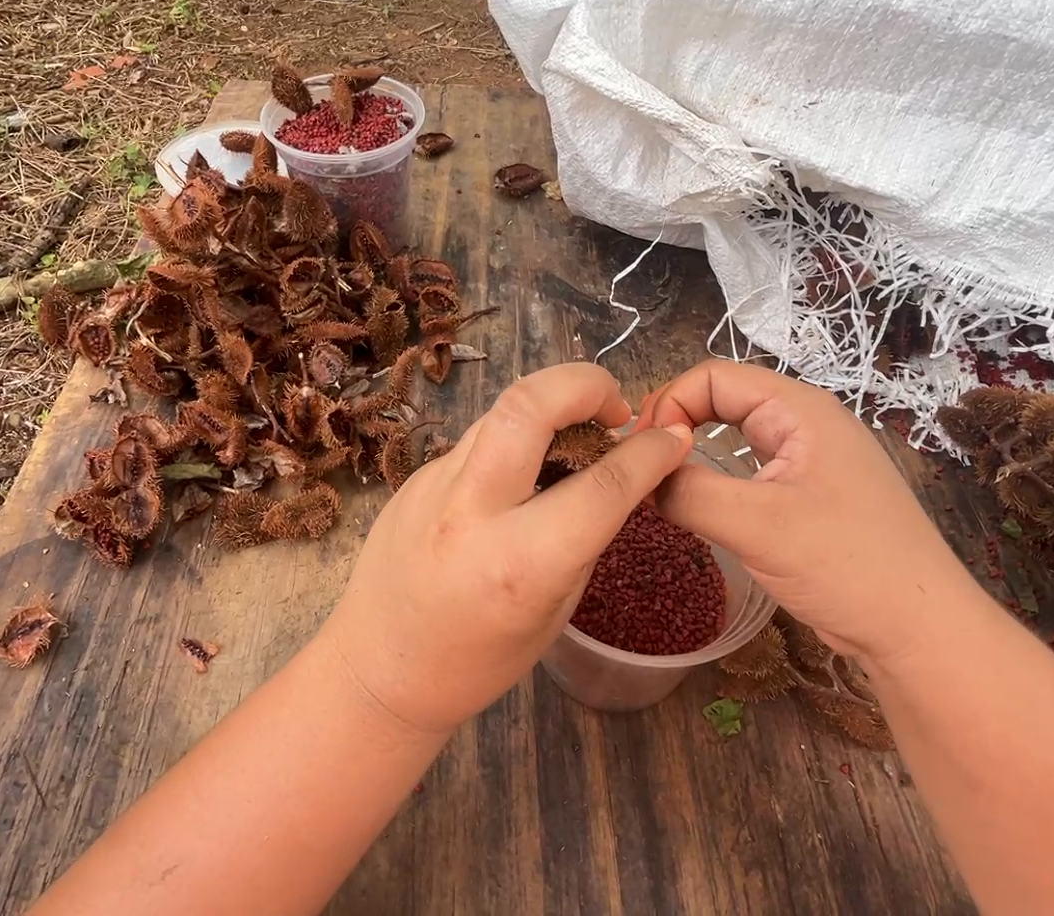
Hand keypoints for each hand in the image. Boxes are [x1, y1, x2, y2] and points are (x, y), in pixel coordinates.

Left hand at [316, 363, 692, 735]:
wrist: (379, 668)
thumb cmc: (478, 661)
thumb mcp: (555, 609)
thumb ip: (587, 535)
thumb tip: (618, 474)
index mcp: (520, 562)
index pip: (602, 485)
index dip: (650, 454)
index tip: (674, 439)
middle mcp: (473, 510)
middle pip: (530, 404)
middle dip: (585, 384)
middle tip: (614, 407)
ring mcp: (434, 485)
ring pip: (502, 412)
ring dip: (551, 407)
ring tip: (575, 436)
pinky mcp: (415, 476)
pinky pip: (478, 439)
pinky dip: (516, 438)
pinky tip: (526, 470)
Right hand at [634, 360, 989, 664]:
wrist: (919, 633)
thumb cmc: (847, 566)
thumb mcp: (757, 525)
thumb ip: (689, 491)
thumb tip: (639, 477)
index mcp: (799, 410)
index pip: (713, 376)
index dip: (670, 404)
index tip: (641, 452)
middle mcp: (803, 424)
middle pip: (721, 400)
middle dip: (675, 424)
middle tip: (640, 466)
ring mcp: (806, 461)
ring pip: (731, 437)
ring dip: (691, 453)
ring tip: (657, 485)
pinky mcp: (804, 497)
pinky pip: (745, 471)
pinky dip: (712, 481)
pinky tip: (692, 506)